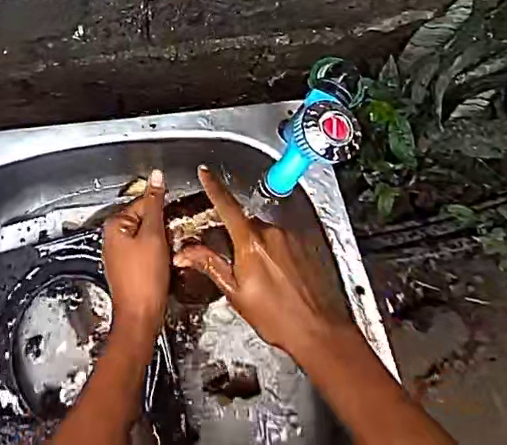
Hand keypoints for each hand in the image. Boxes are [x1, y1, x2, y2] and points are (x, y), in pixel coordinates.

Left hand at [101, 167, 169, 343]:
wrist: (141, 319)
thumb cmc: (145, 279)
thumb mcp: (153, 234)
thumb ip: (155, 203)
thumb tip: (157, 176)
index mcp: (114, 225)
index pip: (143, 203)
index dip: (162, 211)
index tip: (174, 221)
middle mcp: (112, 238)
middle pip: (144, 220)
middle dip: (161, 228)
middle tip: (172, 240)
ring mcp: (119, 255)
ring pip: (146, 237)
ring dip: (160, 243)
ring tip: (169, 253)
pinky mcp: (127, 269)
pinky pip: (145, 253)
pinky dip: (156, 256)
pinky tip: (164, 264)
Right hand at [173, 166, 356, 362]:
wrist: (320, 332)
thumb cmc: (278, 318)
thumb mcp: (236, 294)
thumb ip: (211, 265)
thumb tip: (186, 253)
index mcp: (251, 242)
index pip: (226, 205)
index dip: (213, 186)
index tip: (204, 173)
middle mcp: (272, 232)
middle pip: (245, 223)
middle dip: (237, 239)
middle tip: (239, 266)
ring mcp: (291, 237)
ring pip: (264, 234)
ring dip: (258, 248)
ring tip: (264, 280)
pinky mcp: (305, 244)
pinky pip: (282, 241)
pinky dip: (276, 253)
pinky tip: (280, 278)